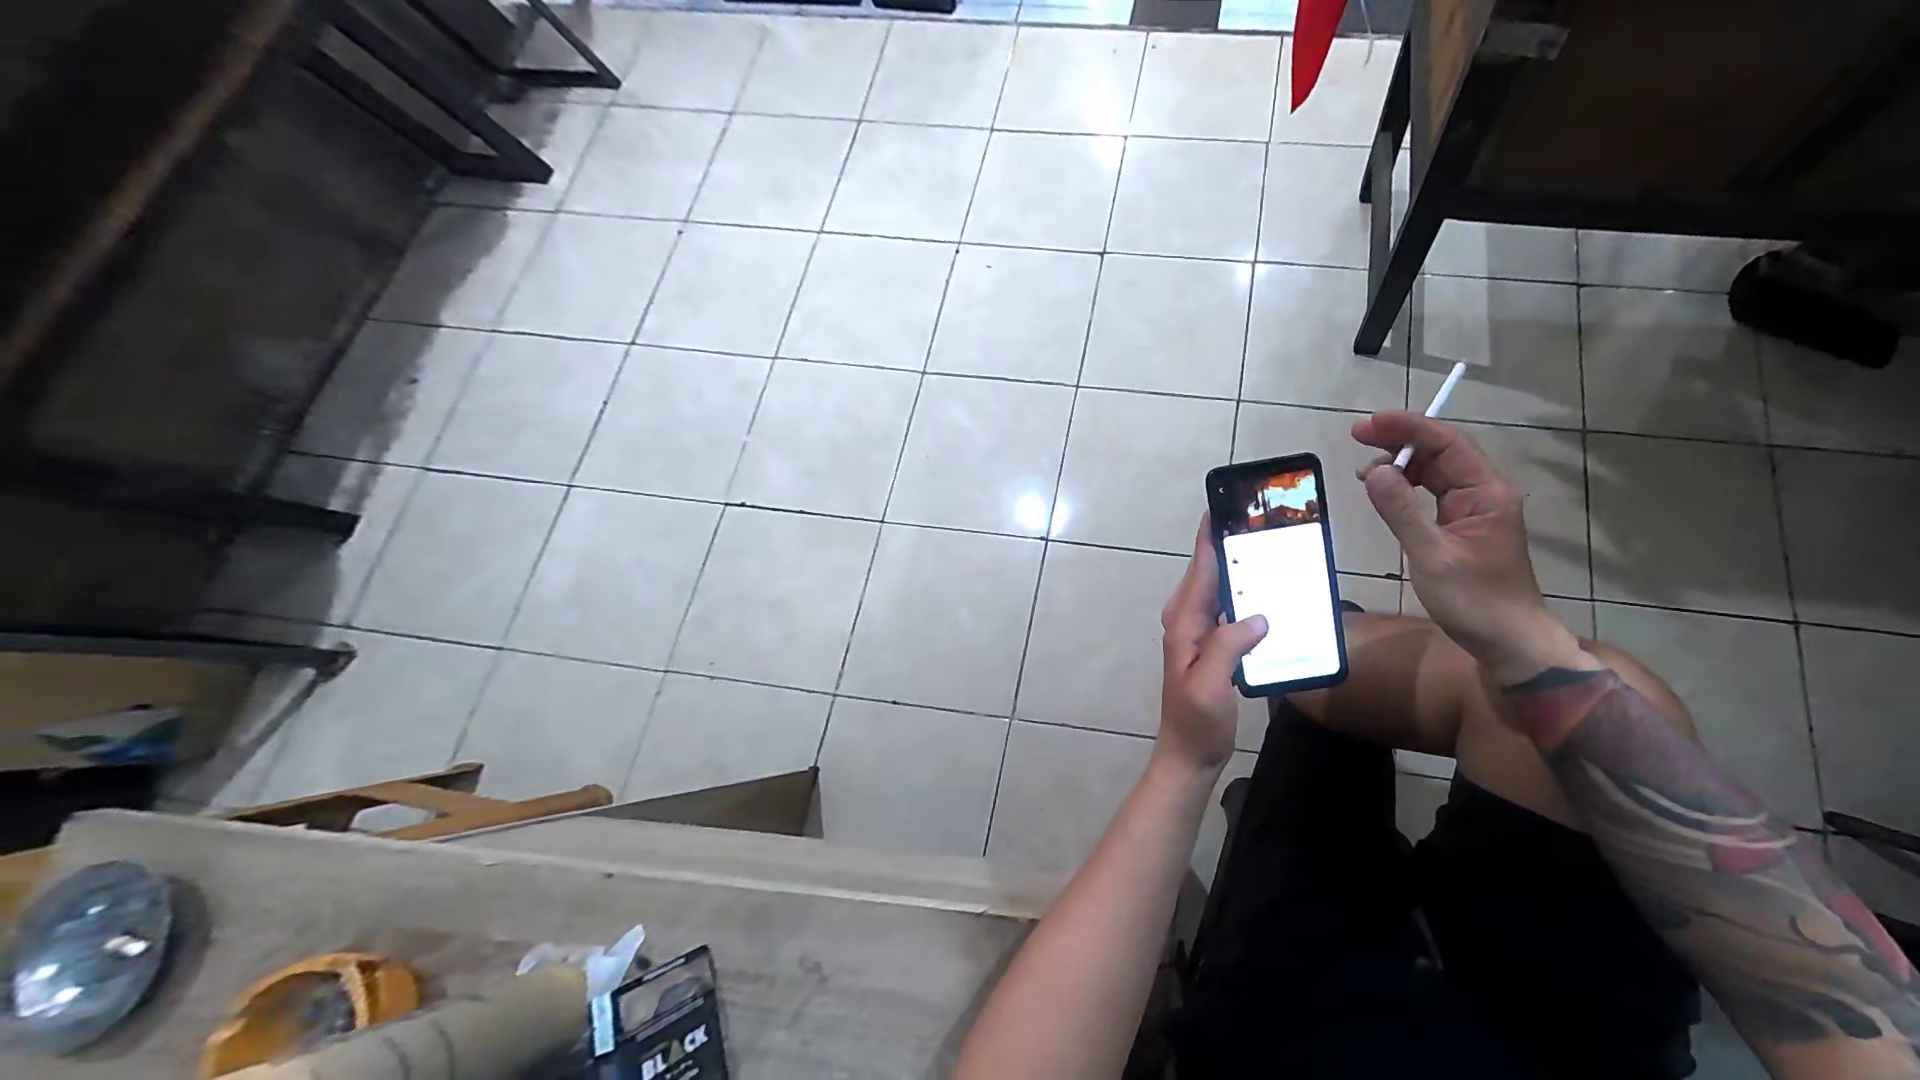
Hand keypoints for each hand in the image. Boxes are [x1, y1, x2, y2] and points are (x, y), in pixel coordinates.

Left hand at [1158, 516, 1268, 771]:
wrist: (1189, 752)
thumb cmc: (1196, 721)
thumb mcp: (1209, 685)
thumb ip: (1227, 647)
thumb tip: (1257, 616)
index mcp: (1183, 625)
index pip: (1199, 573)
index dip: (1208, 540)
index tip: (1219, 509)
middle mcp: (1187, 623)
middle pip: (1206, 574)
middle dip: (1222, 544)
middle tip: (1251, 519)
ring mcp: (1198, 634)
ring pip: (1216, 590)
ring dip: (1233, 568)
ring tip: (1261, 545)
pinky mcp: (1211, 646)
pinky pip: (1226, 609)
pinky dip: (1241, 594)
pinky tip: (1263, 592)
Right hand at [1351, 411, 1587, 685]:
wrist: (1507, 640)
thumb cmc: (1474, 600)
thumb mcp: (1431, 556)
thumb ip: (1401, 511)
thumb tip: (1373, 472)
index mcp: (1486, 495)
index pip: (1447, 446)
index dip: (1409, 429)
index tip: (1369, 423)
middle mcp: (1483, 494)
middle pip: (1441, 452)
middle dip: (1400, 439)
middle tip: (1357, 435)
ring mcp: (1472, 510)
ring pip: (1435, 470)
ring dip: (1400, 461)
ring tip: (1363, 464)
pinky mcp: (1460, 525)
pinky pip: (1431, 492)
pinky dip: (1405, 484)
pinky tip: (1382, 487)